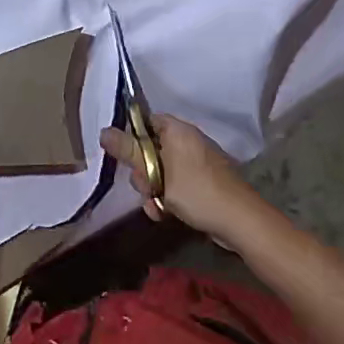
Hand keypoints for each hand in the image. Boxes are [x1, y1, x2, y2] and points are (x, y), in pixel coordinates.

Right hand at [101, 114, 260, 242]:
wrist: (240, 221)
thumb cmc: (196, 191)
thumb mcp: (156, 172)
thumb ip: (129, 151)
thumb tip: (103, 131)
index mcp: (178, 130)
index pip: (146, 122)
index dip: (133, 138)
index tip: (127, 158)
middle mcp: (188, 141)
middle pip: (151, 150)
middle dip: (143, 172)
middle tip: (145, 188)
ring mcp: (197, 163)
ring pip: (162, 171)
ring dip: (153, 190)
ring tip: (156, 207)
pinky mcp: (203, 183)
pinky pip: (176, 184)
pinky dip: (168, 197)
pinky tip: (164, 214)